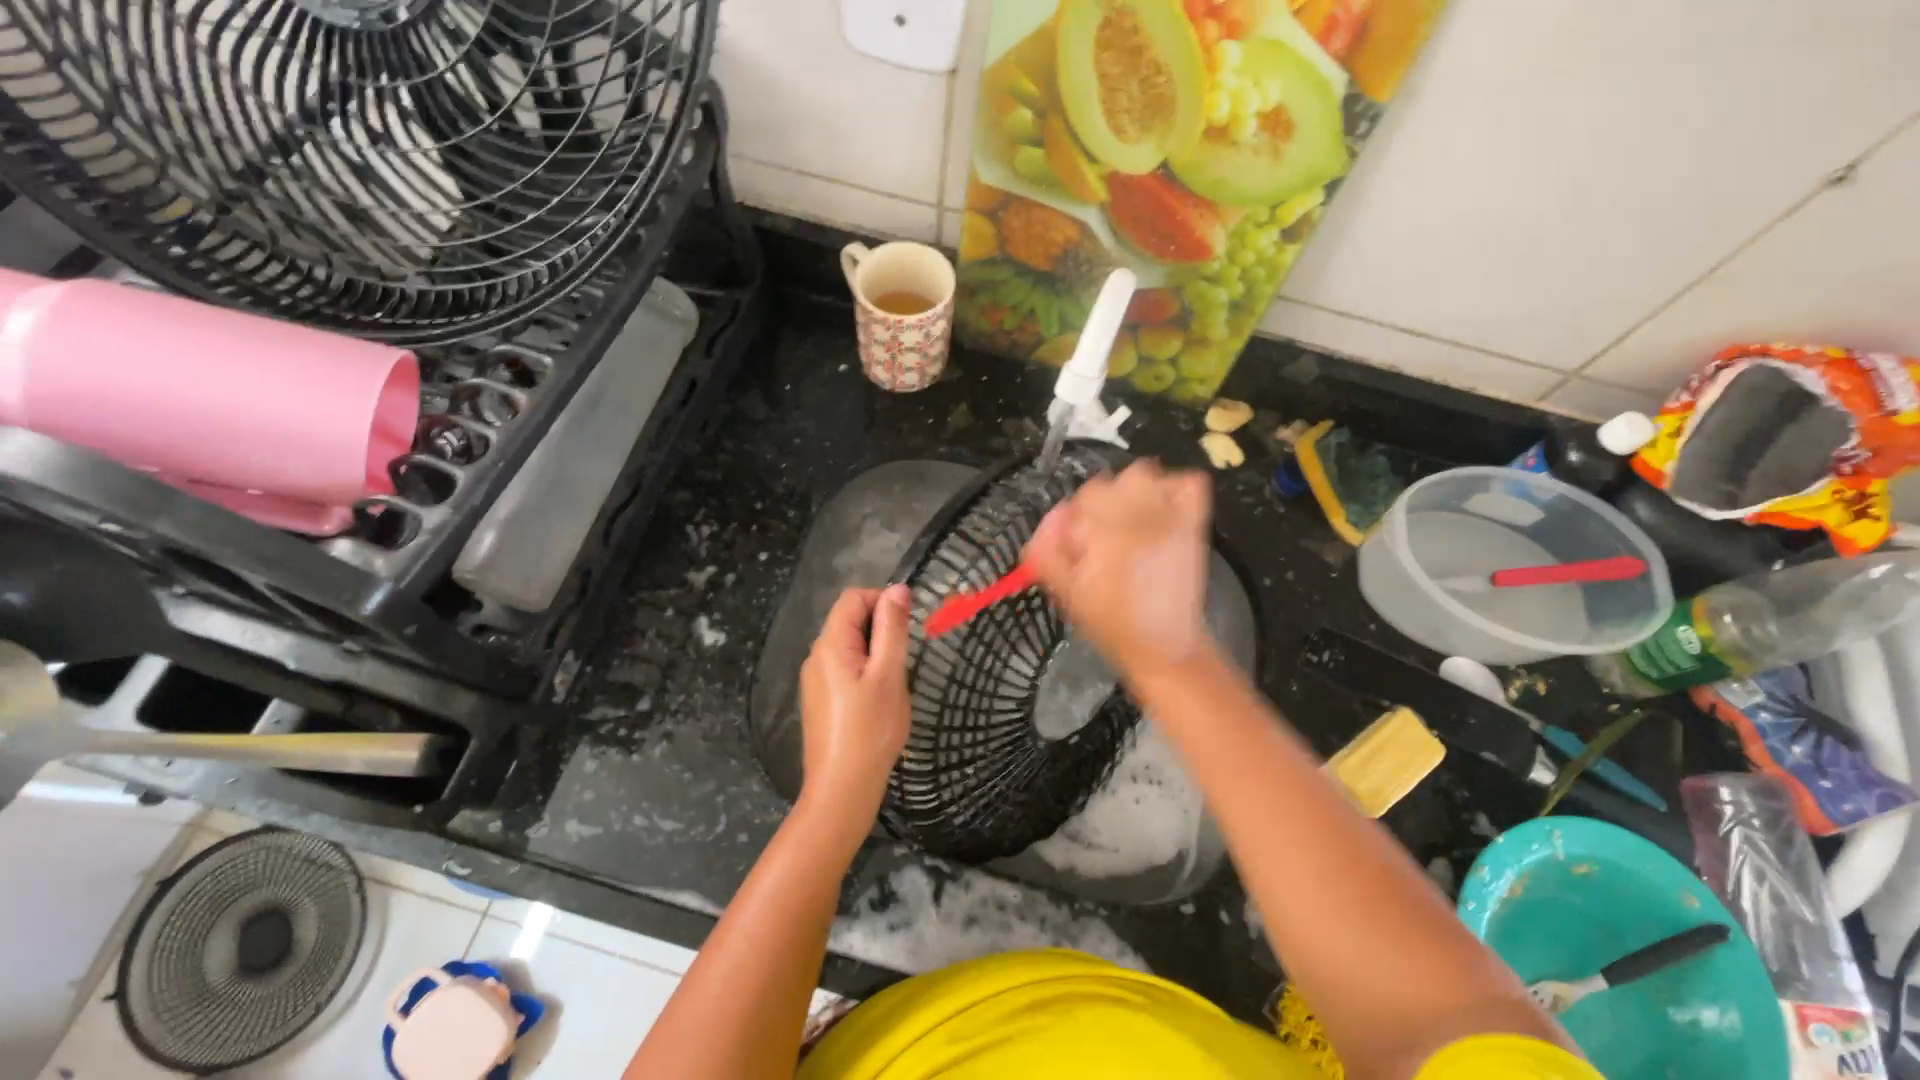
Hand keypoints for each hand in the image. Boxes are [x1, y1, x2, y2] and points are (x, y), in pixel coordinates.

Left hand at [798, 585, 912, 817]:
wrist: (842, 786)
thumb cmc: (871, 729)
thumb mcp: (889, 674)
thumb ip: (892, 629)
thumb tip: (897, 588)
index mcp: (831, 644)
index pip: (853, 598)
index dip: (882, 601)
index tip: (907, 627)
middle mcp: (816, 656)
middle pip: (849, 620)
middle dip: (881, 629)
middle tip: (903, 660)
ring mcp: (815, 679)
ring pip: (849, 646)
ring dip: (876, 653)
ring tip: (893, 684)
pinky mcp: (820, 699)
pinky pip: (844, 669)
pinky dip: (865, 672)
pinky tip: (878, 701)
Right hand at [1024, 460, 1214, 678]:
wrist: (1164, 646)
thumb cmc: (1110, 624)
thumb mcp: (1066, 592)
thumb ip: (1047, 551)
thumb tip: (1052, 517)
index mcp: (1102, 533)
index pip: (1081, 499)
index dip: (1076, 521)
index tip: (1080, 545)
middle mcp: (1136, 516)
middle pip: (1107, 482)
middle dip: (1101, 503)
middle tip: (1105, 536)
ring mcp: (1168, 517)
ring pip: (1143, 473)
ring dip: (1133, 490)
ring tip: (1133, 520)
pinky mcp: (1193, 523)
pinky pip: (1189, 483)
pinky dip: (1175, 489)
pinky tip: (1164, 511)